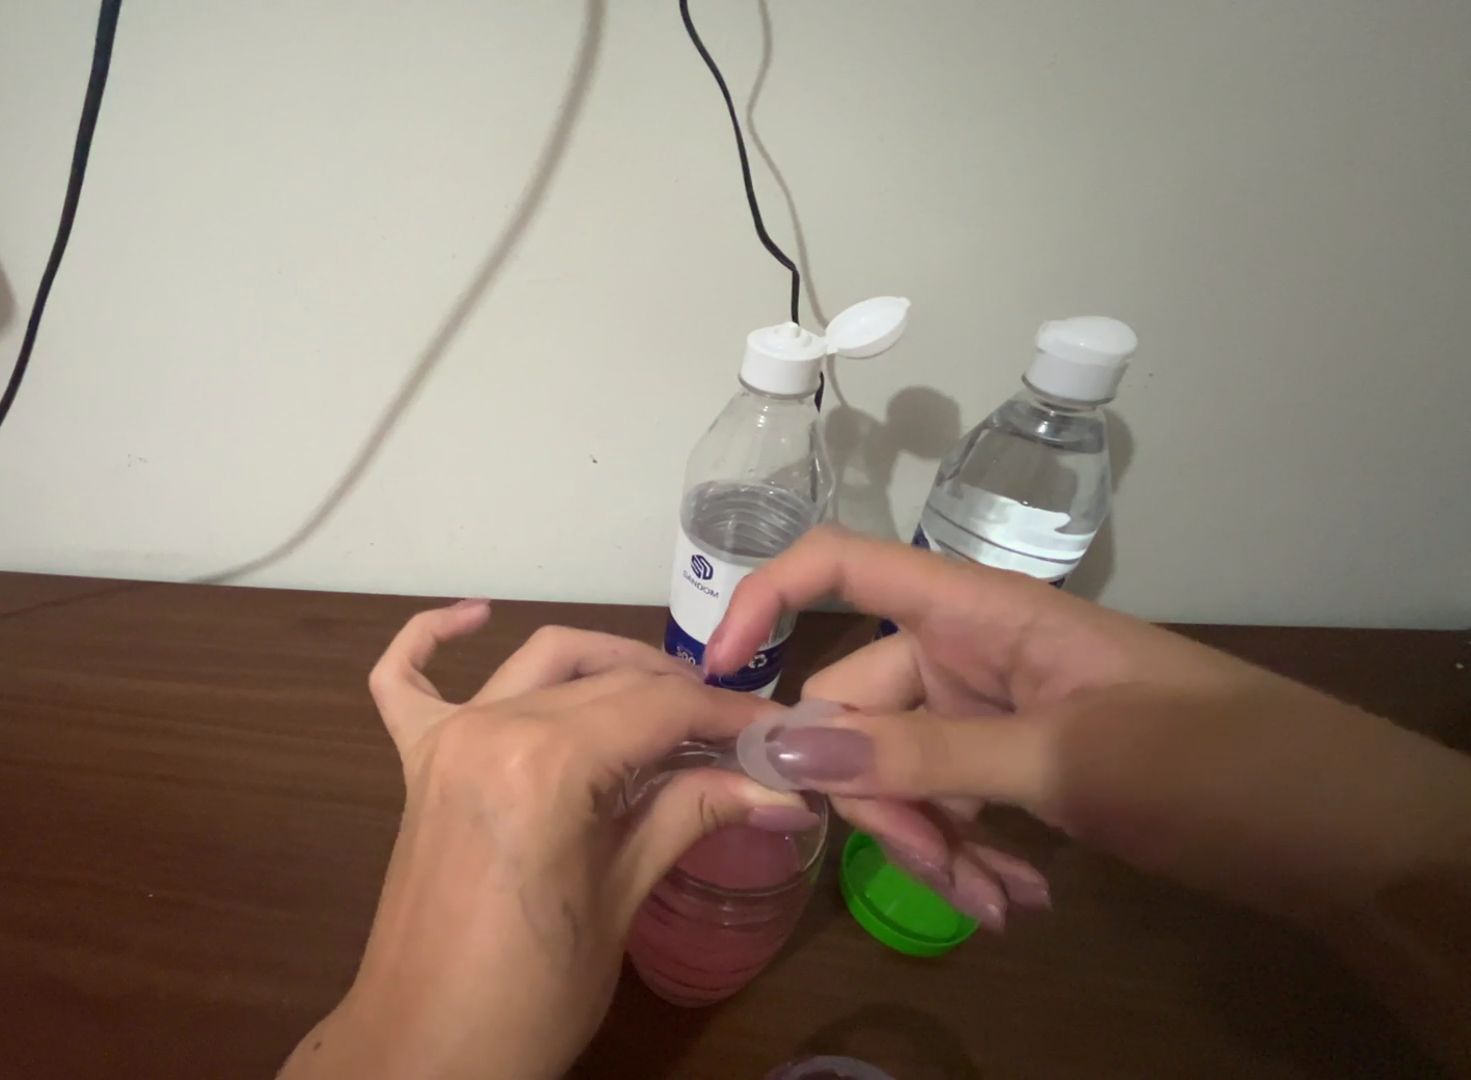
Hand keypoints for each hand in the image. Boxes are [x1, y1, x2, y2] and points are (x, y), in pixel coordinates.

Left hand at [281, 600, 810, 1079]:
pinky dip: (430, 635)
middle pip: (609, 681)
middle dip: (680, 697)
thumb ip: (691, 815)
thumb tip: (779, 788)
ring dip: (605, 662)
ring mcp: (446, 735)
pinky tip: (475, 615)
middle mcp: (492, 726)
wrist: (425, 1048)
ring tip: (660, 691)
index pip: (658, 709)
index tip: (772, 729)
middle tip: (730, 729)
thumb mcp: (621, 898)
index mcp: (547, 764)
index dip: (725, 715)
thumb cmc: (533, 995)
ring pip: (539, 660)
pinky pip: (403, 676)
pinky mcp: (416, 756)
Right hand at [707, 527, 1470, 930]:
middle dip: (875, 793)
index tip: (716, 671)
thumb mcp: (1067, 760)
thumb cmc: (1228, 765)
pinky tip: (1011, 896)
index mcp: (970, 610)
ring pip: (888, 765)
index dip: (763, 598)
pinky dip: (958, 847)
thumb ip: (919, 753)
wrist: (1365, 841)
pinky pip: (935, 795)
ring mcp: (975, 706)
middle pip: (853, 704)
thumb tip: (786, 748)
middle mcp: (956, 649)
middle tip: (936, 871)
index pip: (837, 566)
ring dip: (924, 837)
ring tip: (994, 902)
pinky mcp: (998, 757)